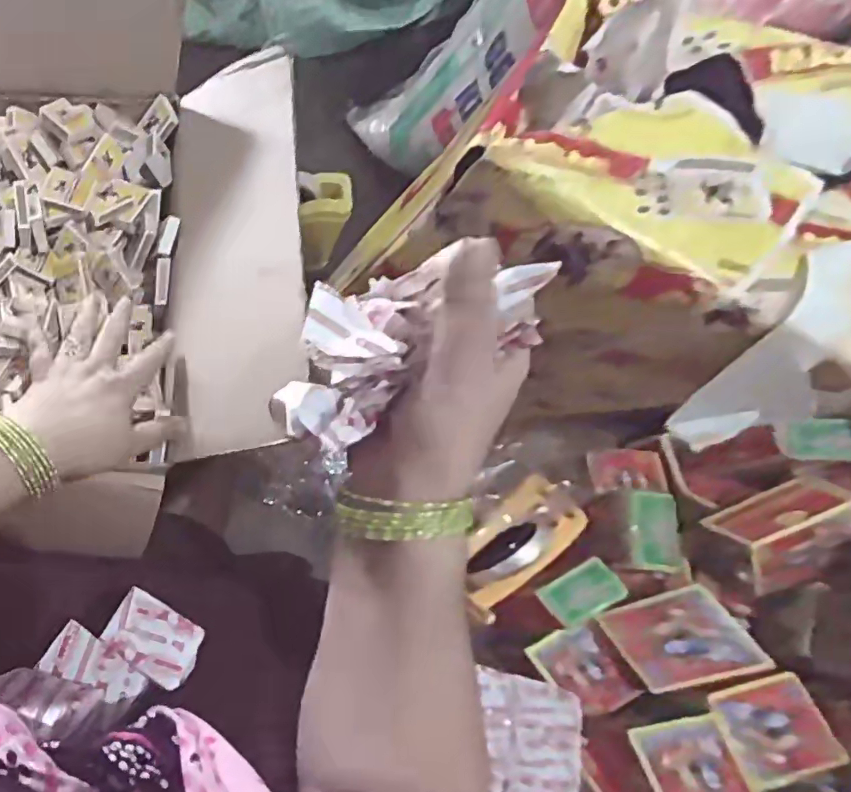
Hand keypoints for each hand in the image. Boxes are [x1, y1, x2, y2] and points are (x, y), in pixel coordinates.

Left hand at [1, 294, 180, 480]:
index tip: (170, 334)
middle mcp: (94, 371)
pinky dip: (36, 336)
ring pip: (78, 337)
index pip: (146, 364)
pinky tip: (33, 321)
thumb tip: (183, 424)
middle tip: (126, 300)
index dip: (160, 350)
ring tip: (92, 299)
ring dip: (86, 317)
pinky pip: (39, 352)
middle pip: (110, 340)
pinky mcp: (40, 376)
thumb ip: (155, 433)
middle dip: (120, 320)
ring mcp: (65, 371)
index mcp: (119, 388)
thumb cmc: (86, 450)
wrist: (37, 448)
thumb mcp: (127, 447)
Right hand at [343, 238, 528, 502]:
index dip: (458, 279)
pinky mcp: (388, 390)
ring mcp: (423, 375)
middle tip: (386, 309)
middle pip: (438, 309)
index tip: (426, 279)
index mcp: (499, 349)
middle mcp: (464, 357)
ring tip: (363, 333)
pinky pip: (378, 357)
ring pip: (403, 331)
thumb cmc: (442, 432)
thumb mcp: (462, 364)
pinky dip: (364, 353)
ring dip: (381, 330)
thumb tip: (476, 239)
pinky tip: (351, 353)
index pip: (487, 292)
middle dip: (409, 306)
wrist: (397, 493)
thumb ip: (467, 305)